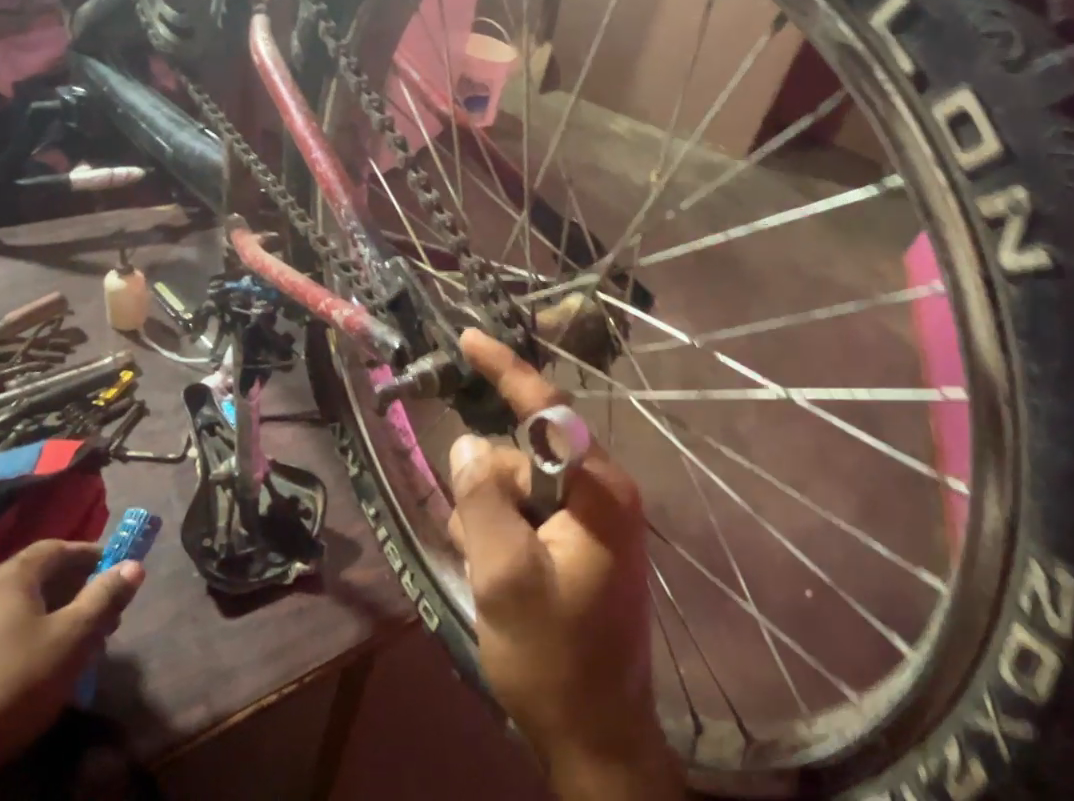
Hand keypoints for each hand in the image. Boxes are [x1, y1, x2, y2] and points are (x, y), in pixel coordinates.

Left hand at [0, 540, 145, 800]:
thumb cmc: (15, 685)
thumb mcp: (74, 639)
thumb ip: (104, 597)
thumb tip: (132, 565)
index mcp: (5, 580)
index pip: (54, 547)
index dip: (89, 553)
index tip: (117, 567)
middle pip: (31, 578)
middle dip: (71, 588)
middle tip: (101, 611)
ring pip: (8, 609)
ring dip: (44, 615)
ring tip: (69, 642)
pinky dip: (15, 638)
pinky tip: (25, 668)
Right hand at [450, 330, 681, 799]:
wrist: (597, 736)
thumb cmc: (554, 659)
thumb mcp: (505, 578)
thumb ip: (483, 502)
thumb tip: (469, 445)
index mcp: (599, 491)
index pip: (548, 412)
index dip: (505, 370)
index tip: (468, 338)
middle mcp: (605, 495)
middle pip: (526, 458)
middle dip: (486, 490)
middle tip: (469, 545)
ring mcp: (597, 524)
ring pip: (522, 492)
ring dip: (490, 522)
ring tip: (486, 577)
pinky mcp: (584, 549)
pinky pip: (532, 519)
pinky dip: (504, 538)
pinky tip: (496, 581)